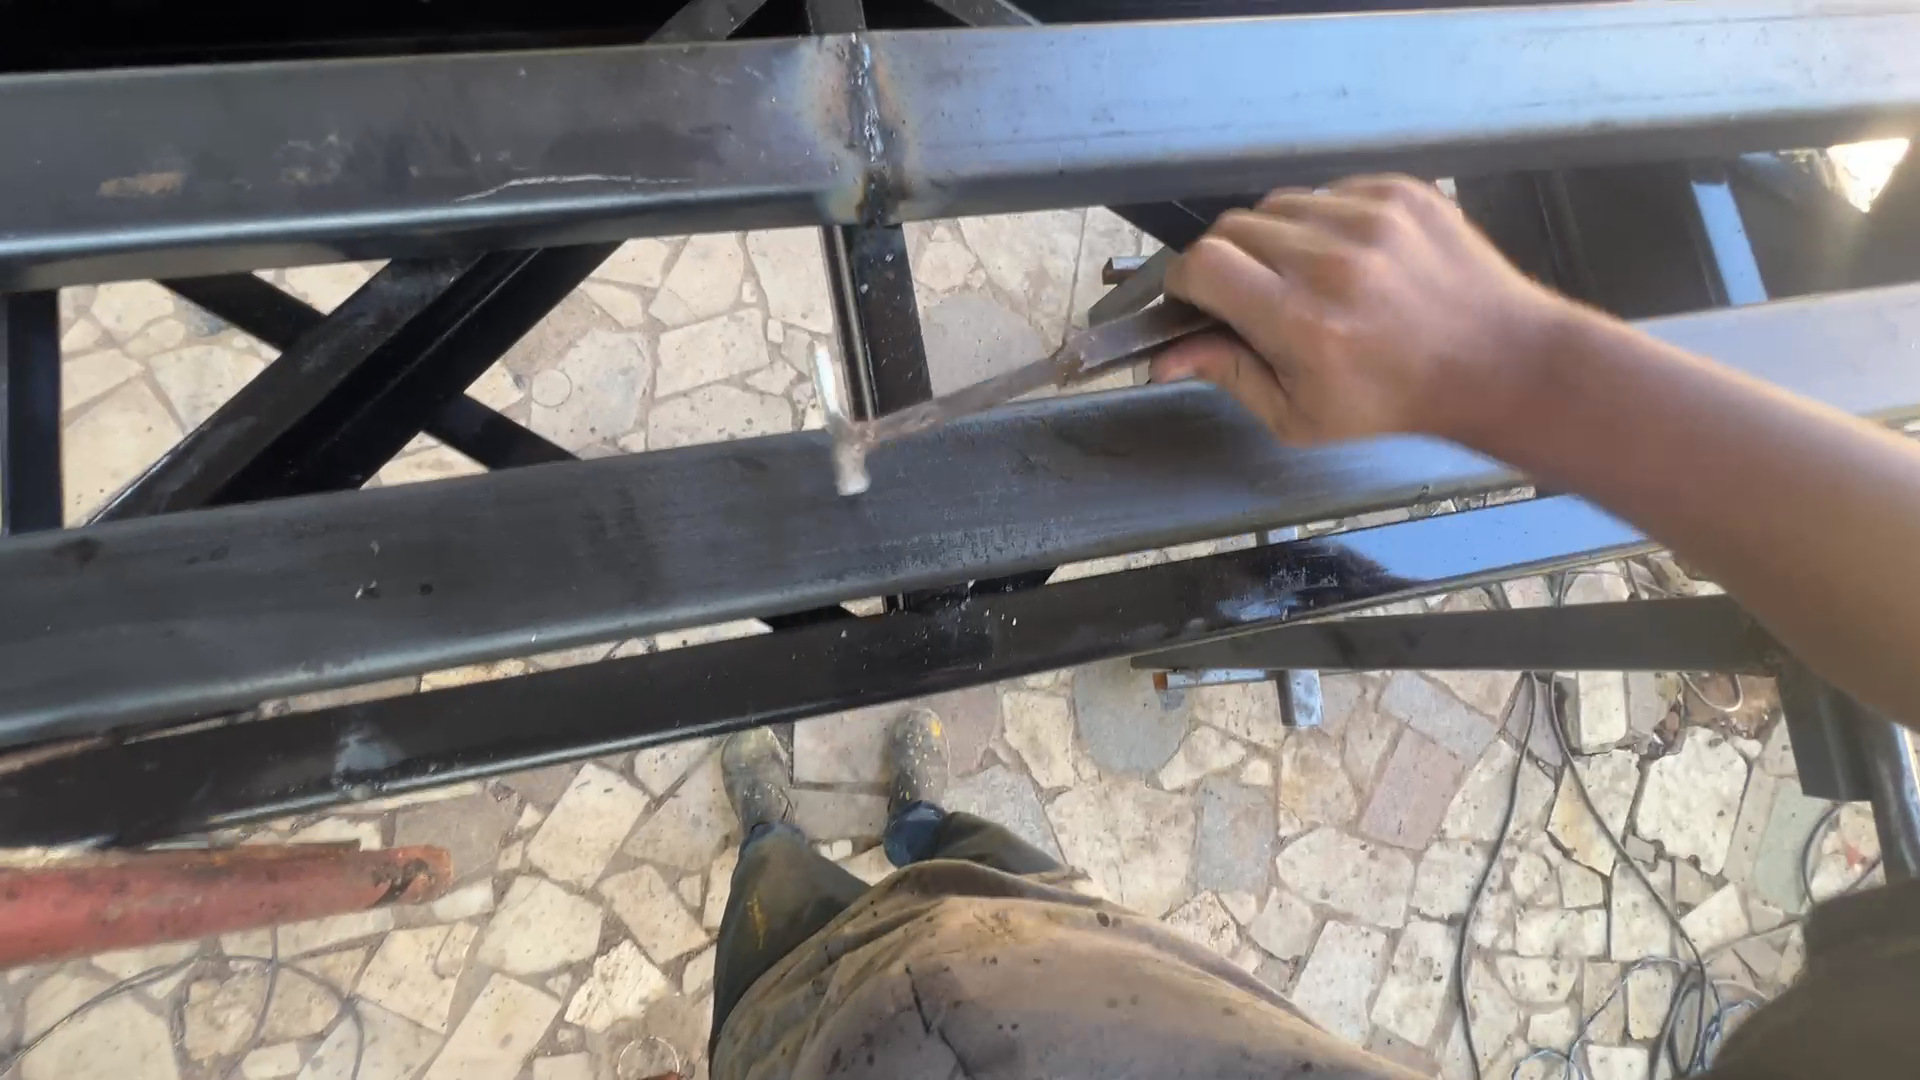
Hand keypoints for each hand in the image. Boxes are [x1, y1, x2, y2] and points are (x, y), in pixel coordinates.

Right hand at [1155, 175, 1575, 445]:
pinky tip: (1338, 257)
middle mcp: (1331, 258)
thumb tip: (1161, 359)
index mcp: (1300, 321)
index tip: (1191, 302)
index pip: (1203, 265)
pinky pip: (1323, 192)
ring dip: (1265, 241)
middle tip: (1241, 296)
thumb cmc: (1384, 401)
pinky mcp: (1400, 189)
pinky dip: (1312, 222)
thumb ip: (1227, 375)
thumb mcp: (1295, 414)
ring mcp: (1371, 215)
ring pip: (1273, 206)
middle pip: (1230, 229)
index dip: (1182, 281)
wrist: (1496, 360)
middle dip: (1219, 262)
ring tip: (1294, 276)